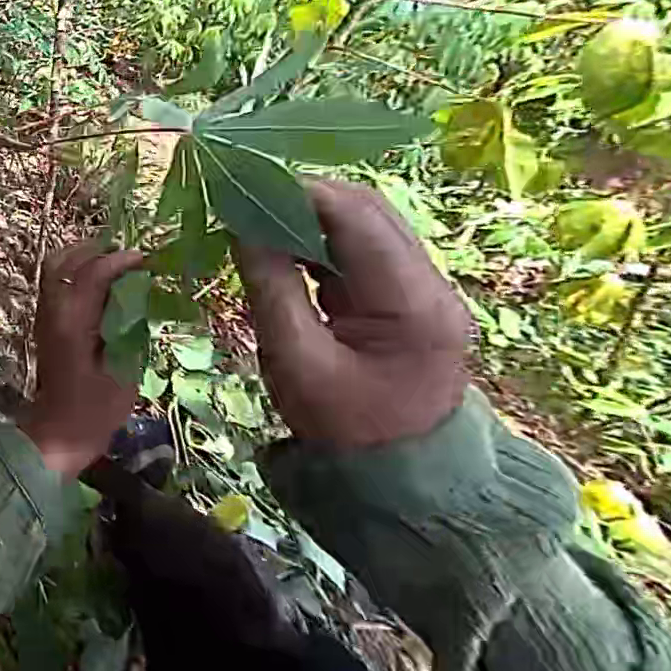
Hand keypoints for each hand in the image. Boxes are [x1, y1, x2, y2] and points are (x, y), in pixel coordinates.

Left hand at [19, 242, 146, 478]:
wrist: (59, 432)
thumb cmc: (96, 409)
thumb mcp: (124, 370)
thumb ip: (130, 329)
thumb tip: (139, 298)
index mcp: (73, 321)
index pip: (92, 274)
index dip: (118, 261)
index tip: (143, 259)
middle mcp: (53, 310)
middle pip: (66, 261)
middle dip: (97, 252)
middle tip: (127, 259)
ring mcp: (45, 314)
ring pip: (56, 268)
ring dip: (83, 259)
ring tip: (113, 266)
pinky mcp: (45, 322)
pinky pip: (56, 283)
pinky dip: (76, 274)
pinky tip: (100, 285)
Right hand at [234, 179, 468, 448]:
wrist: (399, 483)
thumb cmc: (344, 428)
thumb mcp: (295, 359)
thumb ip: (269, 284)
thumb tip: (240, 222)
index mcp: (413, 302)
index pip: (357, 217)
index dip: (299, 191)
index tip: (245, 187)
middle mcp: (430, 284)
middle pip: (366, 210)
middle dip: (302, 197)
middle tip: (246, 200)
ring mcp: (421, 289)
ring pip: (363, 223)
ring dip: (309, 214)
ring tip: (257, 218)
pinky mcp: (403, 296)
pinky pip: (358, 248)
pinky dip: (317, 238)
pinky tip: (281, 244)